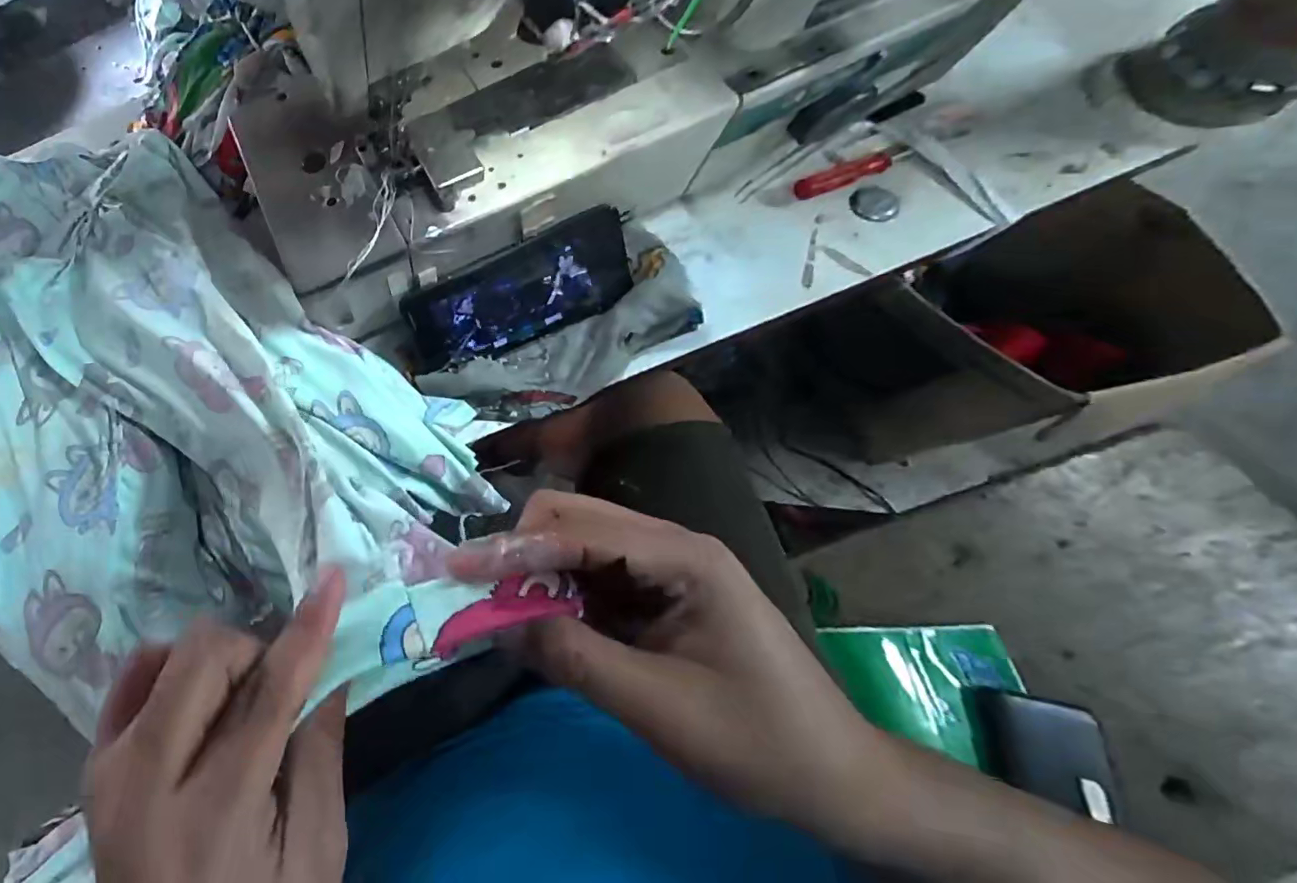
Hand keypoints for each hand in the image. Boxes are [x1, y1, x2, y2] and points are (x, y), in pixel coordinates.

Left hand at [86, 568, 348, 882]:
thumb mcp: (313, 855)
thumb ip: (321, 753)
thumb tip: (332, 667)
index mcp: (214, 813)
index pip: (270, 693)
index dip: (307, 630)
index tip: (332, 580)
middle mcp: (146, 781)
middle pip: (207, 654)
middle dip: (256, 652)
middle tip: (277, 694)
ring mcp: (108, 769)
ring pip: (172, 652)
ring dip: (221, 663)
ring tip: (237, 711)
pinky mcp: (93, 764)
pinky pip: (134, 672)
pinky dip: (175, 670)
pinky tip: (198, 706)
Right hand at [445, 490, 893, 839]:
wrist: (838, 778)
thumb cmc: (757, 741)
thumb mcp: (659, 707)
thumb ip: (575, 657)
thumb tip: (498, 625)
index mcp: (683, 555)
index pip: (579, 530)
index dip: (514, 548)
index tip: (459, 567)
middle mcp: (672, 543)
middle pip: (576, 518)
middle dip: (520, 550)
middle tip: (476, 590)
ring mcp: (667, 564)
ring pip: (581, 543)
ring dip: (537, 570)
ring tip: (497, 605)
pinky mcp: (661, 591)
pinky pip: (596, 575)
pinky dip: (560, 591)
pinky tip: (540, 617)